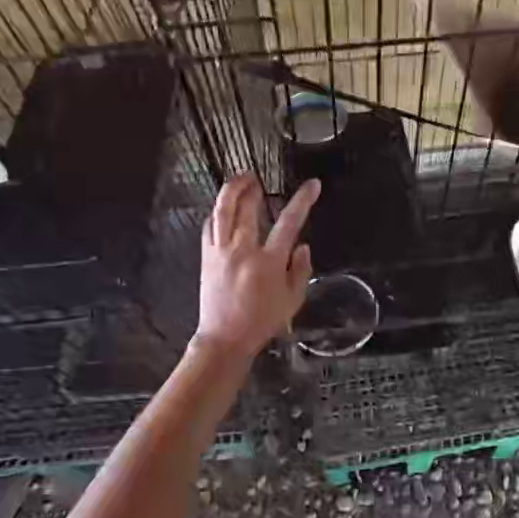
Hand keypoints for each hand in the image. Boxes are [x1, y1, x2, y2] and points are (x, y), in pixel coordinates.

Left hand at [193, 174, 319, 358]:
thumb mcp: (293, 299)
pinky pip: (209, 227)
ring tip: (239, 180)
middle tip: (259, 179)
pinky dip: (217, 213)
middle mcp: (243, 251)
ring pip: (223, 211)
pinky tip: (222, 208)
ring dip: (231, 191)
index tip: (312, 185)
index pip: (289, 222)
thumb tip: (301, 245)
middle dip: (254, 188)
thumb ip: (301, 270)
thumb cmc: (263, 321)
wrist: (225, 338)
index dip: (302, 200)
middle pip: (248, 208)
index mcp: (268, 262)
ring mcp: (221, 252)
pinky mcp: (206, 257)